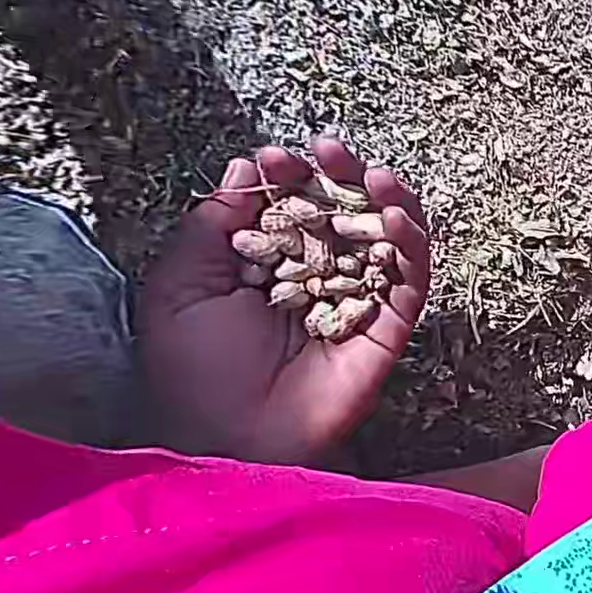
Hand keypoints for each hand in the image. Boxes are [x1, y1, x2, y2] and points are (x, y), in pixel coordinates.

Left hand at [138, 139, 430, 467]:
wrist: (231, 442)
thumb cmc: (196, 372)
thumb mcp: (180, 289)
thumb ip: (211, 227)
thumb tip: (244, 167)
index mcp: (272, 265)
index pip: (294, 207)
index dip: (291, 177)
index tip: (278, 157)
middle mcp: (321, 276)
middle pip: (347, 213)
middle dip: (343, 176)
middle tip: (331, 151)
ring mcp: (360, 299)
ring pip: (388, 239)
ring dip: (388, 201)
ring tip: (374, 175)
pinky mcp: (390, 325)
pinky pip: (411, 279)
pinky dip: (411, 245)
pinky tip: (395, 218)